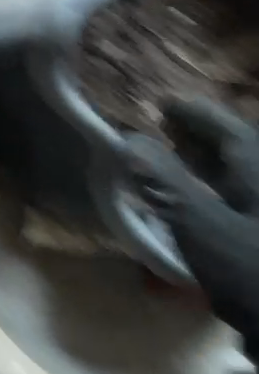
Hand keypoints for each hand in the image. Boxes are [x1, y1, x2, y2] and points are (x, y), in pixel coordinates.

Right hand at [122, 98, 258, 373]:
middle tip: (170, 131)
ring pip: (240, 187)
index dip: (200, 117)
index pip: (235, 136)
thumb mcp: (200, 224)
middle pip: (243, 161)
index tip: (167, 103)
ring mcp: (257, 224)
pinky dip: (216, 204)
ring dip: (211, 173)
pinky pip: (236, 213)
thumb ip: (164, 180)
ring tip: (178, 165)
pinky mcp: (252, 247)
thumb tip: (128, 137)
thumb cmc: (252, 270)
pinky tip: (196, 211)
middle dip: (209, 143)